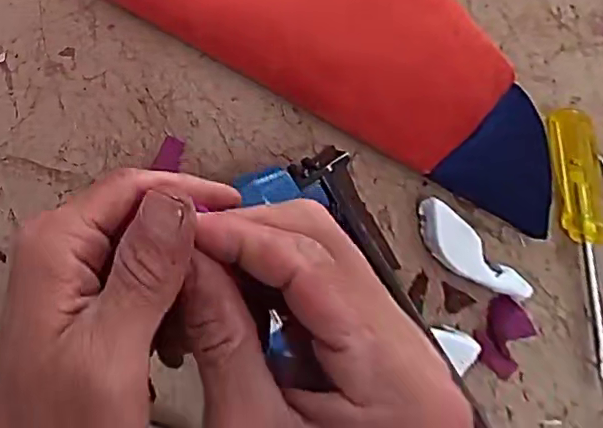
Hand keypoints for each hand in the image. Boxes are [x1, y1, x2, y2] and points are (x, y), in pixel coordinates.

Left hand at [0, 169, 242, 427]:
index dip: (187, 191)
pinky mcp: (77, 300)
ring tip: (203, 311)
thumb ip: (143, 272)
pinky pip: (133, 277)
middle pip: (137, 212)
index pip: (133, 186)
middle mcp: (57, 243)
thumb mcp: (109, 354)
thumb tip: (176, 197)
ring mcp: (65, 272)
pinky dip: (162, 297)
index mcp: (56, 240)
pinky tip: (175, 334)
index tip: (236, 210)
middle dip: (184, 238)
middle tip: (228, 269)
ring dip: (177, 273)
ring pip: (141, 245)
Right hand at [182, 200, 471, 427]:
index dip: (243, 234)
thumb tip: (191, 259)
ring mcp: (400, 347)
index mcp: (394, 375)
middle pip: (323, 242)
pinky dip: (276, 280)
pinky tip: (239, 295)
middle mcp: (412, 348)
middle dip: (252, 233)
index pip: (311, 260)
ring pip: (323, 254)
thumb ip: (222, 338)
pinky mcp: (380, 352)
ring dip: (261, 251)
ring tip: (210, 267)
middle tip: (196, 241)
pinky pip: (324, 287)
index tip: (192, 226)